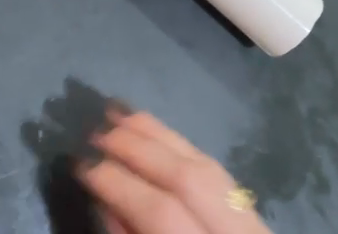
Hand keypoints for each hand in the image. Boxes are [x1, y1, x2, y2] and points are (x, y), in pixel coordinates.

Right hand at [79, 107, 272, 233]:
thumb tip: (105, 199)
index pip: (161, 215)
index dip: (118, 184)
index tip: (79, 162)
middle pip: (188, 181)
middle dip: (136, 149)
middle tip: (92, 131)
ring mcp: (256, 228)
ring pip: (205, 167)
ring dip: (156, 136)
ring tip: (115, 114)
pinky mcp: (258, 219)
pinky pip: (217, 171)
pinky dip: (180, 146)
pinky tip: (153, 132)